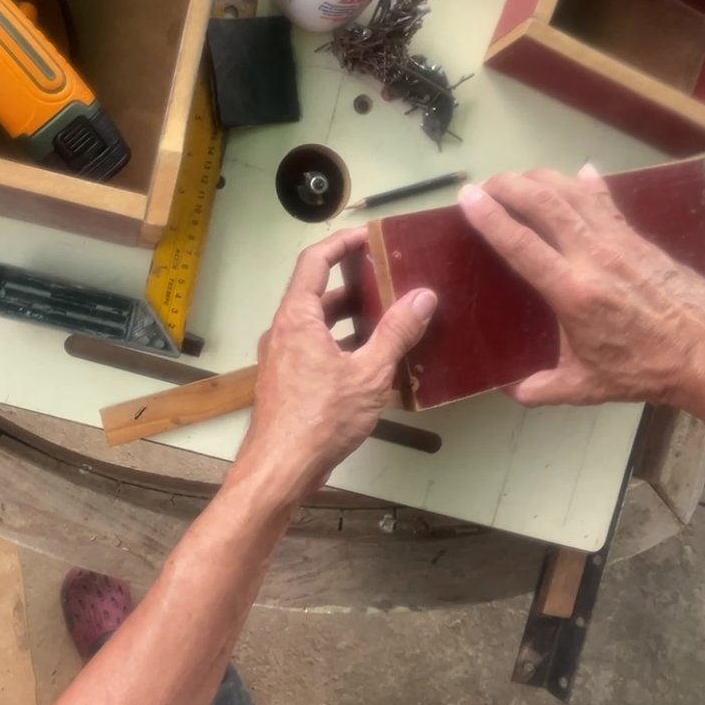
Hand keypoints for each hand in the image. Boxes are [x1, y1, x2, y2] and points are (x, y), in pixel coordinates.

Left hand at [234, 228, 436, 500]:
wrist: (282, 467)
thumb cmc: (320, 418)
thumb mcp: (369, 372)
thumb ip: (396, 333)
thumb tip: (422, 297)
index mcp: (297, 317)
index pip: (314, 262)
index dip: (341, 244)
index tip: (368, 238)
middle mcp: (284, 332)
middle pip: (317, 294)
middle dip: (354, 285)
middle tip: (390, 281)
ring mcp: (282, 358)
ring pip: (317, 325)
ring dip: (350, 319)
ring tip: (389, 319)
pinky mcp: (287, 382)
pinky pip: (315, 350)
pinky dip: (341, 345)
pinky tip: (371, 361)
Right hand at [458, 166, 704, 412]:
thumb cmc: (648, 371)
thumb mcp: (586, 387)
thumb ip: (543, 389)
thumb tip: (512, 392)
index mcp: (574, 292)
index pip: (521, 244)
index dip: (490, 217)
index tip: (467, 197)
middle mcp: (595, 256)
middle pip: (545, 203)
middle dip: (510, 186)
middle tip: (486, 183)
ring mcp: (621, 242)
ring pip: (574, 193)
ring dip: (542, 179)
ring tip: (519, 179)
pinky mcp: (640, 240)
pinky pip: (605, 202)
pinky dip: (586, 186)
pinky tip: (579, 174)